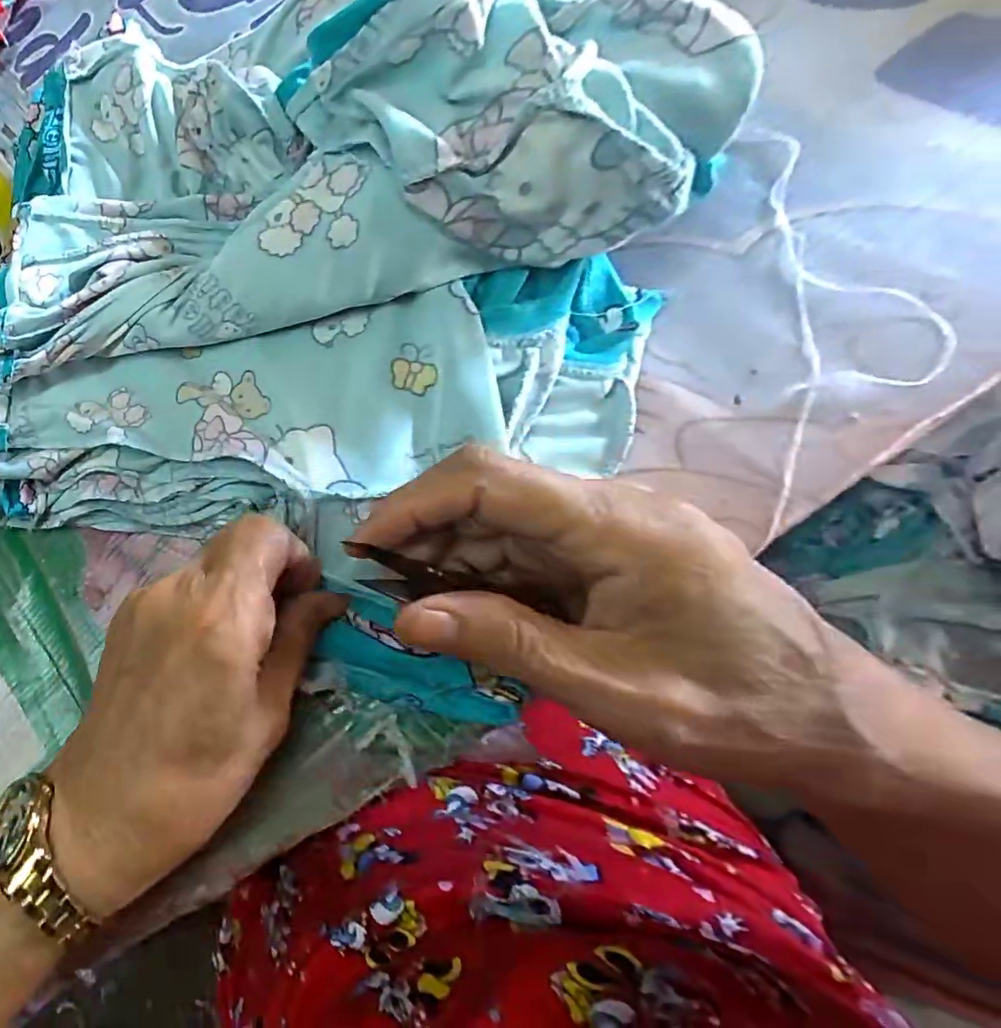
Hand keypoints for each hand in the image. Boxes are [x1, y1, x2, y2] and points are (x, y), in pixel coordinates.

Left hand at [45, 516, 344, 918]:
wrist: (106, 801)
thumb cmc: (202, 776)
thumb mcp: (268, 714)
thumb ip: (297, 641)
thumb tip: (327, 600)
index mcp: (220, 610)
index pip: (260, 531)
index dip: (292, 554)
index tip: (303, 599)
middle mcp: (175, 587)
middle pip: (231, 543)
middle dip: (266, 571)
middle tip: (278, 627)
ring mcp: (142, 597)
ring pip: (203, 565)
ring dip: (231, 589)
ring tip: (235, 651)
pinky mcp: (123, 613)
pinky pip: (176, 588)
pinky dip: (200, 604)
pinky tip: (197, 657)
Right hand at [352, 445, 898, 796]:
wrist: (847, 732)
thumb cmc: (739, 712)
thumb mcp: (613, 690)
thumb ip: (504, 643)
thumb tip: (402, 619)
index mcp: (617, 526)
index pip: (487, 478)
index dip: (411, 504)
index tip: (363, 549)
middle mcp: (606, 508)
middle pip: (482, 493)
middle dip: (419, 535)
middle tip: (381, 591)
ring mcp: (604, 527)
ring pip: (493, 519)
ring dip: (443, 558)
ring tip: (414, 608)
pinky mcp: (601, 551)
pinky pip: (517, 546)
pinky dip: (475, 574)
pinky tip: (461, 610)